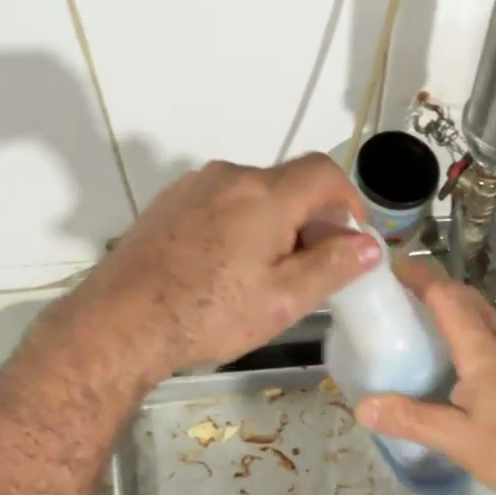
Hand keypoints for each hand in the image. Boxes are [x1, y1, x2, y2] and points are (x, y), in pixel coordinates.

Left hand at [54, 154, 382, 376]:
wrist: (124, 321)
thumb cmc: (211, 314)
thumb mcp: (283, 301)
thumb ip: (332, 267)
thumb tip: (371, 246)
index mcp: (266, 195)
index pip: (325, 173)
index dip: (349, 202)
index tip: (352, 239)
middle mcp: (230, 176)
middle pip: (288, 185)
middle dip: (311, 222)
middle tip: (313, 271)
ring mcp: (194, 186)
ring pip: (253, 196)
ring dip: (274, 226)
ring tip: (266, 277)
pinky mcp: (169, 203)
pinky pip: (221, 204)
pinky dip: (240, 227)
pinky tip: (226, 270)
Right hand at [355, 263, 495, 494]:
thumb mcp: (456, 439)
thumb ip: (410, 420)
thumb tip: (362, 407)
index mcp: (485, 352)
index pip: (449, 298)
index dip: (421, 277)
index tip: (393, 267)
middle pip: (469, 299)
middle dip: (436, 286)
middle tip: (402, 290)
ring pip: (483, 316)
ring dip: (454, 306)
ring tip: (422, 317)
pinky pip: (492, 336)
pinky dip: (467, 329)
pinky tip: (453, 355)